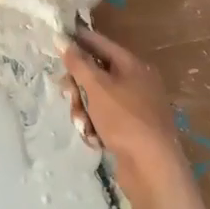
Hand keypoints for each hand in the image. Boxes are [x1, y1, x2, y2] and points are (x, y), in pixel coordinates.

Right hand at [61, 27, 186, 195]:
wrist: (153, 169)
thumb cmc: (124, 120)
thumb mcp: (97, 87)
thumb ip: (78, 63)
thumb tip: (63, 40)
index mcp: (133, 65)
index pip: (100, 43)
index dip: (78, 40)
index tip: (57, 39)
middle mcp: (137, 83)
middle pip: (97, 73)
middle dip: (79, 86)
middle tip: (67, 94)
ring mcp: (136, 108)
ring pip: (97, 99)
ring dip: (84, 110)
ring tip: (83, 125)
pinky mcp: (132, 131)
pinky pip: (105, 119)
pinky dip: (96, 126)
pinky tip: (94, 138)